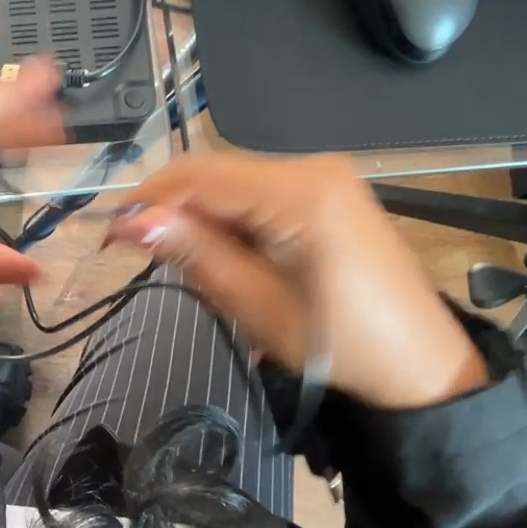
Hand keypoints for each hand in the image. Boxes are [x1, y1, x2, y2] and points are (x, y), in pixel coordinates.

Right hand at [106, 154, 486, 409]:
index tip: (110, 241)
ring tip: (193, 266)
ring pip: (229, 180)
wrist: (416, 362)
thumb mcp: (253, 303)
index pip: (196, 176)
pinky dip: (226, 217)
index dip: (145, 202)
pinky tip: (227, 254)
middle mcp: (312, 166)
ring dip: (197, 215)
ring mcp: (324, 175)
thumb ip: (194, 252)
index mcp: (299, 193)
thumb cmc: (335, 344)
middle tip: (144, 257)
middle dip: (169, 209)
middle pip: (212, 171)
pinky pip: (255, 190)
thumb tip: (132, 222)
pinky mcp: (327, 190)